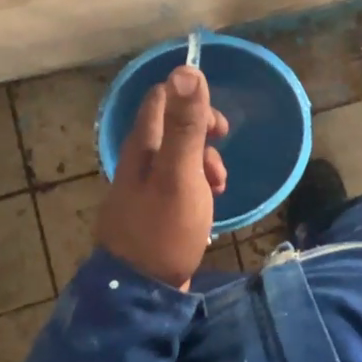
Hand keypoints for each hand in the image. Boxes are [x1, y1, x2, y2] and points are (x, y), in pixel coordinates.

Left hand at [94, 67, 229, 290]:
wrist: (139, 292)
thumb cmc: (163, 228)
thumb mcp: (181, 173)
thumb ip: (185, 124)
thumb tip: (185, 68)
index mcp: (142, 146)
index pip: (160, 97)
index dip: (191, 99)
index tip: (218, 127)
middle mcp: (139, 160)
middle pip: (172, 125)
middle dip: (203, 132)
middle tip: (222, 151)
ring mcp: (143, 187)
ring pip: (178, 155)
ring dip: (204, 162)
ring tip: (219, 186)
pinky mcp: (152, 211)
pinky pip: (177, 182)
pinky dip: (197, 184)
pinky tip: (209, 204)